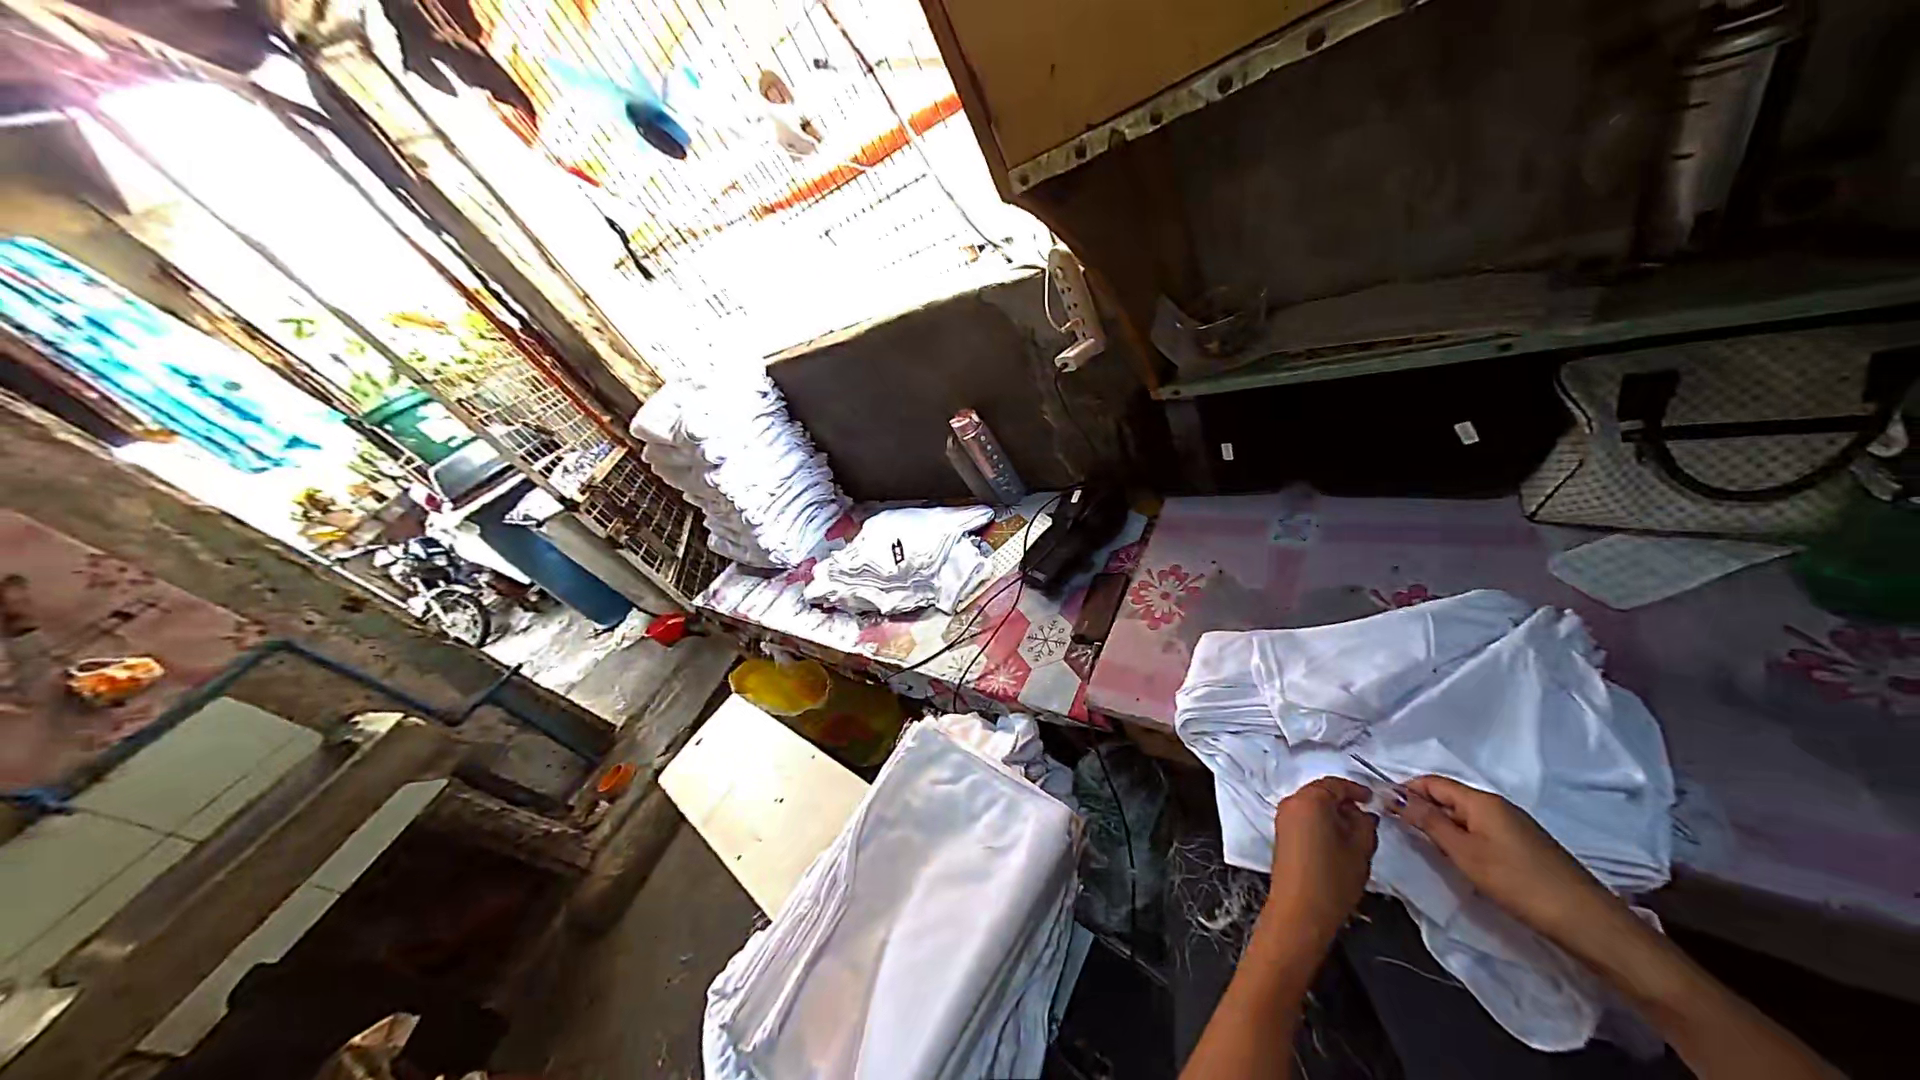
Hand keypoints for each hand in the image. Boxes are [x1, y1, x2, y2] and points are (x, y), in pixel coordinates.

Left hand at [1264, 777, 1378, 941]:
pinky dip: (1319, 820)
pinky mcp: (1281, 833)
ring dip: (1331, 811)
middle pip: (1320, 792)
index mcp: (1309, 800)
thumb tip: (1362, 813)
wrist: (1300, 909)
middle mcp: (1291, 803)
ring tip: (1354, 829)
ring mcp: (1282, 818)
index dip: (1356, 789)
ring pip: (1311, 804)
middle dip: (1343, 800)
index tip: (1372, 798)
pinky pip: (1303, 817)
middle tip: (1365, 815)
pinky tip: (1336, 838)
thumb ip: (1365, 824)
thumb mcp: (1360, 849)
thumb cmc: (1332, 877)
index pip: (1334, 784)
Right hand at [1393, 775, 1623, 946]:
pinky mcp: (1524, 846)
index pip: (1432, 782)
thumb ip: (1427, 822)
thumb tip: (1395, 795)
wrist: (1588, 922)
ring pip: (1464, 815)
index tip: (1382, 807)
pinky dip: (1461, 838)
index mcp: (1481, 800)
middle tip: (1398, 830)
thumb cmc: (1518, 882)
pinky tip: (1457, 858)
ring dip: (1441, 825)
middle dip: (1422, 808)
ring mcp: (1514, 826)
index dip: (1405, 790)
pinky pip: (1480, 830)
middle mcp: (1498, 806)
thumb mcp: (1464, 852)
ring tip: (1424, 846)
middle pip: (1448, 797)